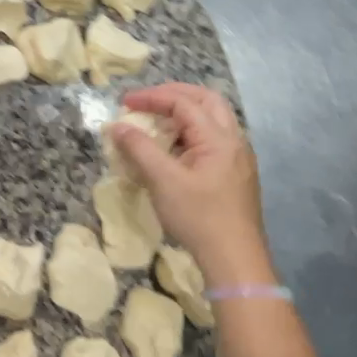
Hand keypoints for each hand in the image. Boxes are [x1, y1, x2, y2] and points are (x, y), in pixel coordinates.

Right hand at [110, 82, 272, 285]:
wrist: (235, 261)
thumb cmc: (199, 217)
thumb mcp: (162, 180)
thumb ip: (138, 147)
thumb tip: (117, 126)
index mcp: (219, 139)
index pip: (184, 102)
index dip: (152, 97)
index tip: (124, 103)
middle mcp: (234, 142)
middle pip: (207, 101)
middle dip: (174, 95)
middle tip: (146, 102)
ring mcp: (238, 159)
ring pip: (213, 119)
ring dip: (184, 112)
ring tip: (156, 122)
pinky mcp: (235, 175)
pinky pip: (213, 138)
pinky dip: (190, 131)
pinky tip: (173, 148)